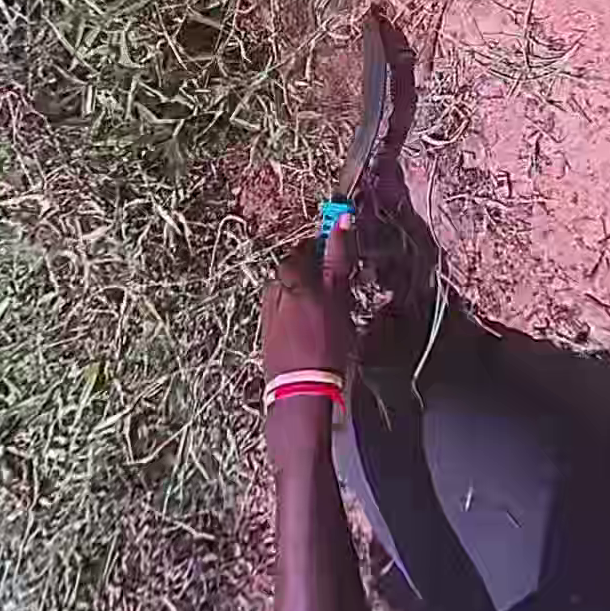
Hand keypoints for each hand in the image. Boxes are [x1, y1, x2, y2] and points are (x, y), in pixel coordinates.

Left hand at [261, 220, 356, 462]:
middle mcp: (274, 288)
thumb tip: (342, 219)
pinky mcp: (267, 331)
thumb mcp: (339, 296)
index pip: (307, 248)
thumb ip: (338, 257)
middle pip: (297, 268)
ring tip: (328, 312)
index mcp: (290, 275)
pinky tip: (313, 328)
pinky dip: (299, 311)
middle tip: (339, 289)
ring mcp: (268, 311)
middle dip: (316, 272)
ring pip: (291, 289)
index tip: (341, 259)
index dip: (326, 251)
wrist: (301, 392)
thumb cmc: (324, 343)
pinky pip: (284, 309)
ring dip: (307, 293)